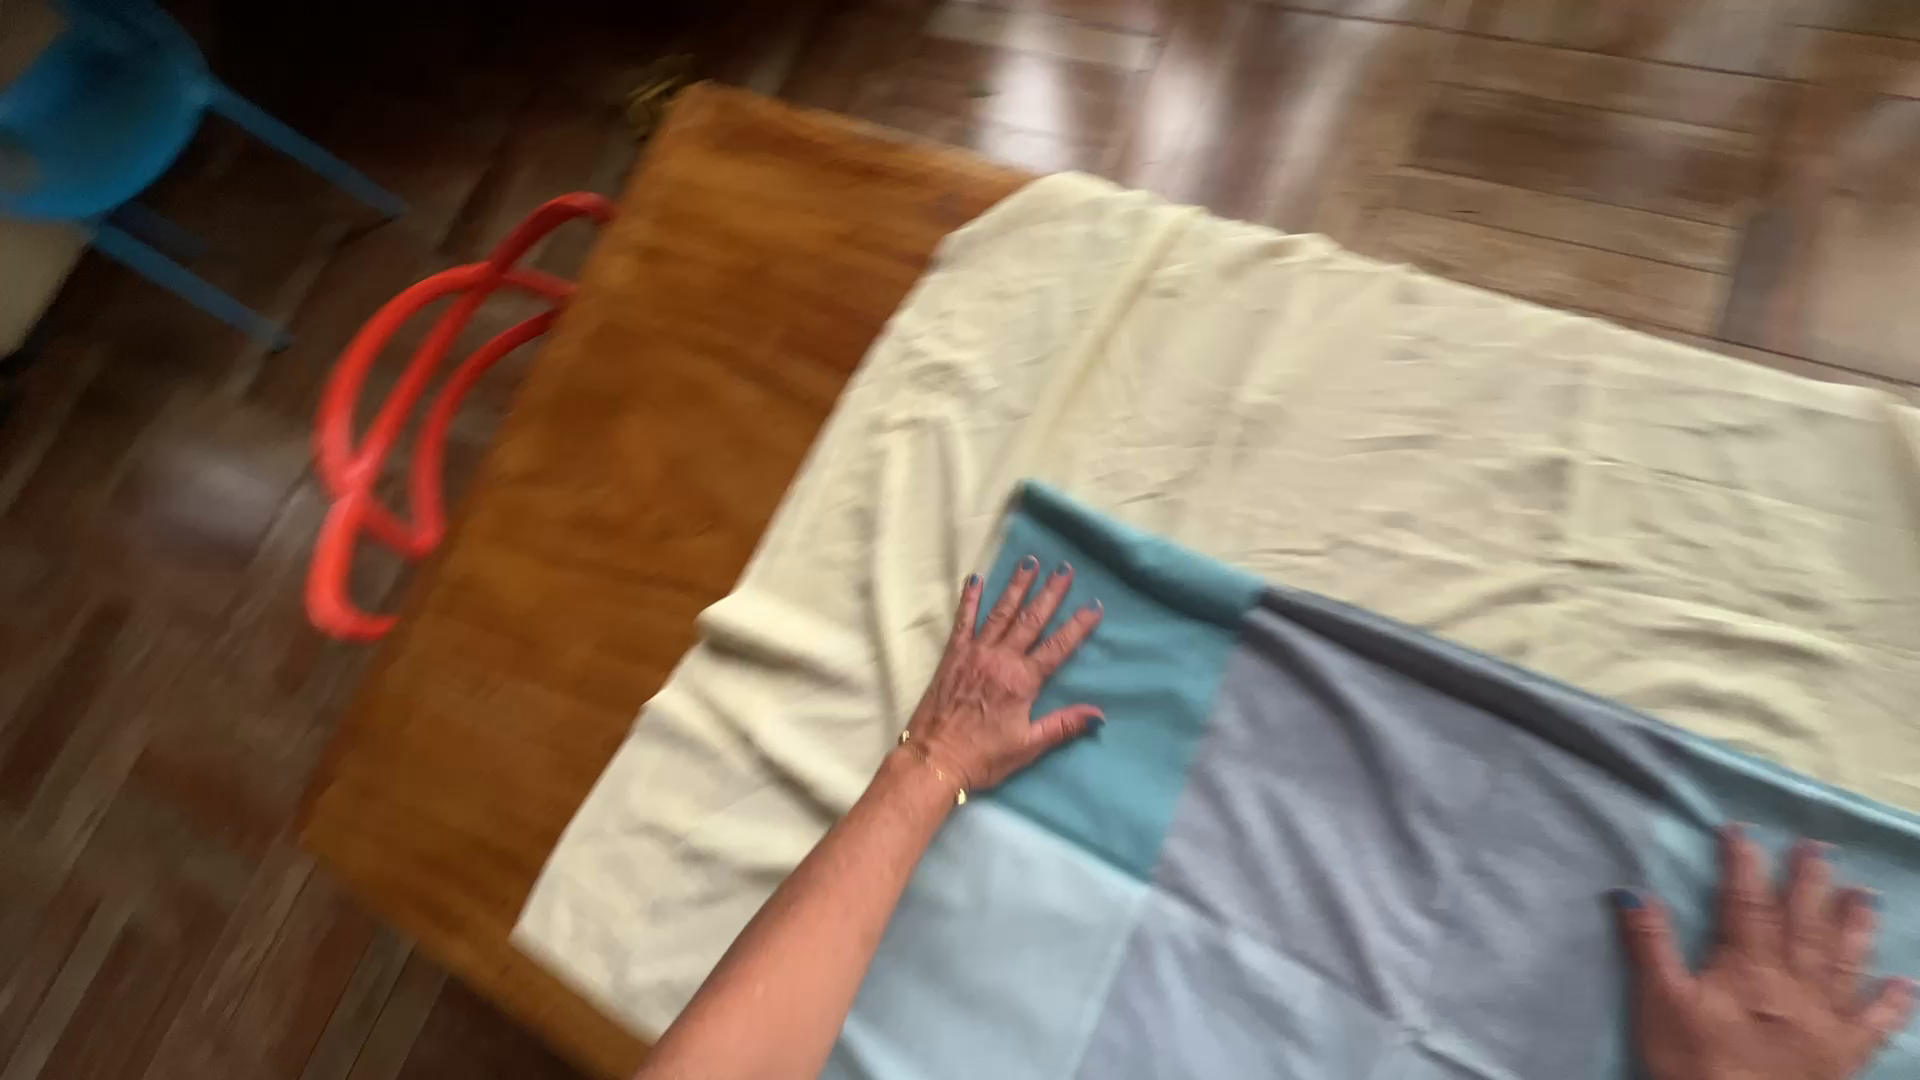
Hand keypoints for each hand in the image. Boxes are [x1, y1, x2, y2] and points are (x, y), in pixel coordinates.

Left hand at [901, 557, 1103, 792]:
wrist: (934, 758)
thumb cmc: (982, 756)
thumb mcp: (1028, 746)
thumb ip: (1063, 726)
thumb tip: (1099, 714)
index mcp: (1022, 681)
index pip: (1058, 647)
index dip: (1078, 626)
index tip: (1093, 605)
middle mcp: (1000, 659)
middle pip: (1031, 620)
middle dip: (1049, 593)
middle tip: (1064, 569)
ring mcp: (975, 652)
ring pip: (1001, 612)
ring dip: (1016, 586)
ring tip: (1029, 562)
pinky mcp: (953, 654)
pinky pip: (963, 620)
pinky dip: (969, 598)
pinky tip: (975, 579)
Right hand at [1616, 825, 1915, 1079]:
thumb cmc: (1690, 1057)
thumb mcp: (1658, 999)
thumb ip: (1649, 944)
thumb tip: (1633, 891)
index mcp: (1748, 973)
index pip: (1746, 907)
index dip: (1743, 867)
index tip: (1741, 831)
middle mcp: (1795, 990)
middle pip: (1803, 928)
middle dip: (1808, 885)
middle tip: (1818, 848)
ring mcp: (1827, 1023)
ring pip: (1844, 964)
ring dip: (1853, 927)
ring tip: (1864, 894)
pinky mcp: (1844, 1055)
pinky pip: (1874, 1023)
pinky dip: (1892, 1001)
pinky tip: (1904, 981)